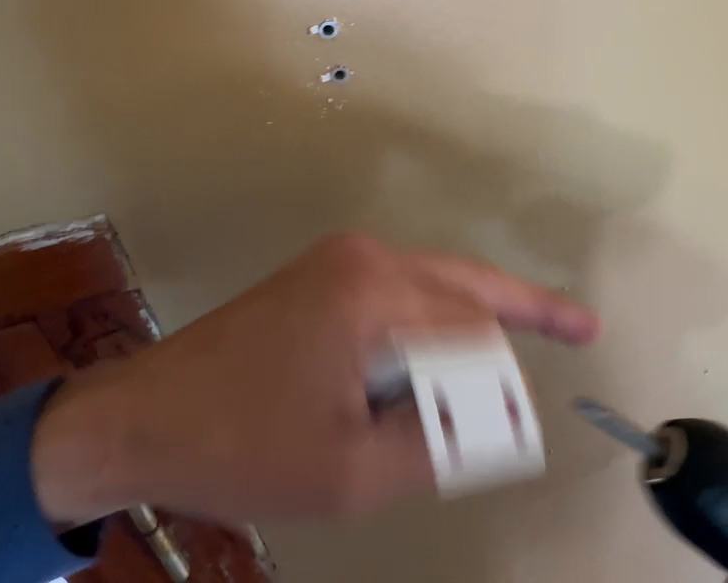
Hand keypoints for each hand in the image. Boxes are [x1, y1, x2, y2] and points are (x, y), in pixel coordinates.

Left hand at [28, 233, 598, 525]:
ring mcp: (339, 258)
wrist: (145, 415)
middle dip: (521, 310)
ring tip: (537, 331)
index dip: (505, 383)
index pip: (474, 331)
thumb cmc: (245, 447)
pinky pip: (403, 287)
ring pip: (436, 280)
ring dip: (477, 316)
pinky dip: (436, 317)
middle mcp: (365, 256)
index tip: (522, 428)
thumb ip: (442, 440)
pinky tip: (455, 344)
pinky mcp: (322, 272)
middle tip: (582, 324)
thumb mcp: (355, 470)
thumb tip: (503, 414)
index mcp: (374, 292)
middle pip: (465, 284)